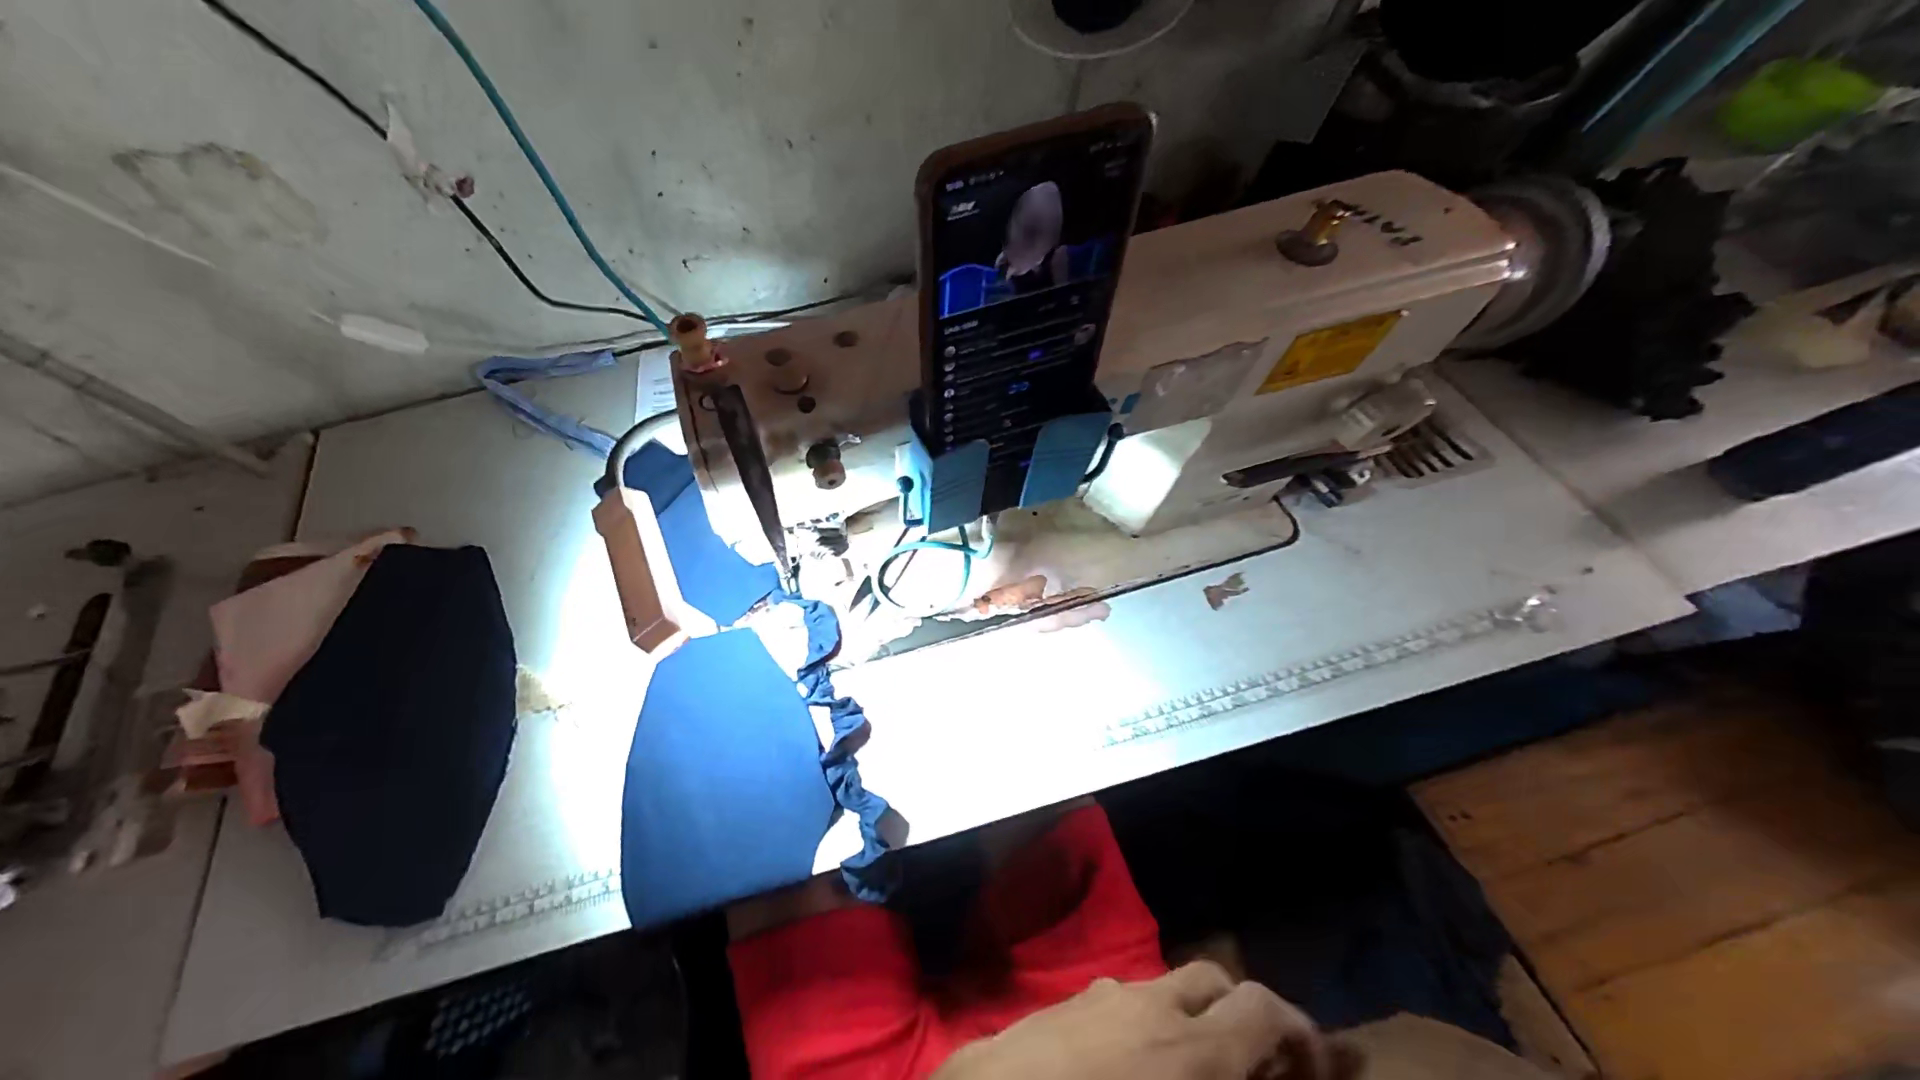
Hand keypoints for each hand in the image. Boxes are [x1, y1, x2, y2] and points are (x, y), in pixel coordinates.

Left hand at [932, 961, 1362, 1079]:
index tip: (1312, 1061)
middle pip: (1214, 980)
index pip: (1263, 1007)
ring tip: (1188, 1062)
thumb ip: (1221, 1067)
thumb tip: (1248, 1065)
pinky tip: (1128, 1058)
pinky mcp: (1069, 1001)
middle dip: (1241, 1011)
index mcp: (1192, 1049)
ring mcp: (1106, 995)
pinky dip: (1144, 1017)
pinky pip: (1123, 996)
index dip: (1298, 1028)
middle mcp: (1153, 1006)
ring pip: (1165, 985)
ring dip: (1189, 1013)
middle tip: (1252, 1061)